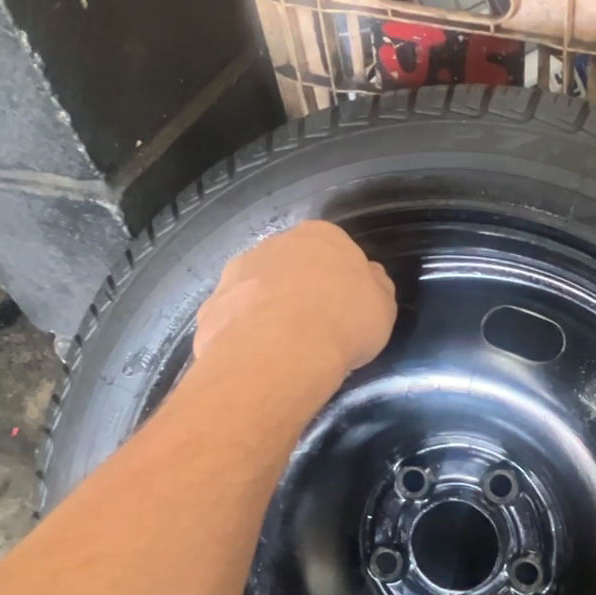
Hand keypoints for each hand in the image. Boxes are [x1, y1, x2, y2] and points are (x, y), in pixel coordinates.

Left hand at [191, 221, 396, 384]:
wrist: (280, 350)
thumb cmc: (343, 321)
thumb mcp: (383, 307)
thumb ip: (376, 288)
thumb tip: (369, 279)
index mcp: (322, 236)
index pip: (335, 250)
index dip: (341, 279)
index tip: (346, 306)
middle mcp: (276, 243)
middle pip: (293, 264)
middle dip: (301, 289)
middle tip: (315, 326)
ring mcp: (238, 272)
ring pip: (259, 288)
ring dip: (269, 309)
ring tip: (284, 347)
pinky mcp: (213, 304)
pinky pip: (234, 318)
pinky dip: (244, 333)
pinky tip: (259, 357)